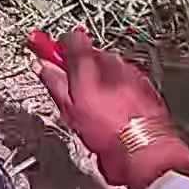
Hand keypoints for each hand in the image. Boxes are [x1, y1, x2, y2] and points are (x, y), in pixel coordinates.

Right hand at [28, 28, 188, 188]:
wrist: (144, 148)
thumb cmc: (108, 133)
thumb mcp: (69, 109)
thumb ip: (55, 82)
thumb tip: (43, 68)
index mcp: (89, 65)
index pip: (70, 40)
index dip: (58, 46)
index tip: (48, 50)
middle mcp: (112, 63)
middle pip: (90, 54)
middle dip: (80, 66)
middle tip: (70, 85)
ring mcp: (131, 72)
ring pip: (108, 66)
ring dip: (99, 77)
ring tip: (93, 102)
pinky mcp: (145, 83)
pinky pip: (125, 77)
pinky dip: (116, 86)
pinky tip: (111, 107)